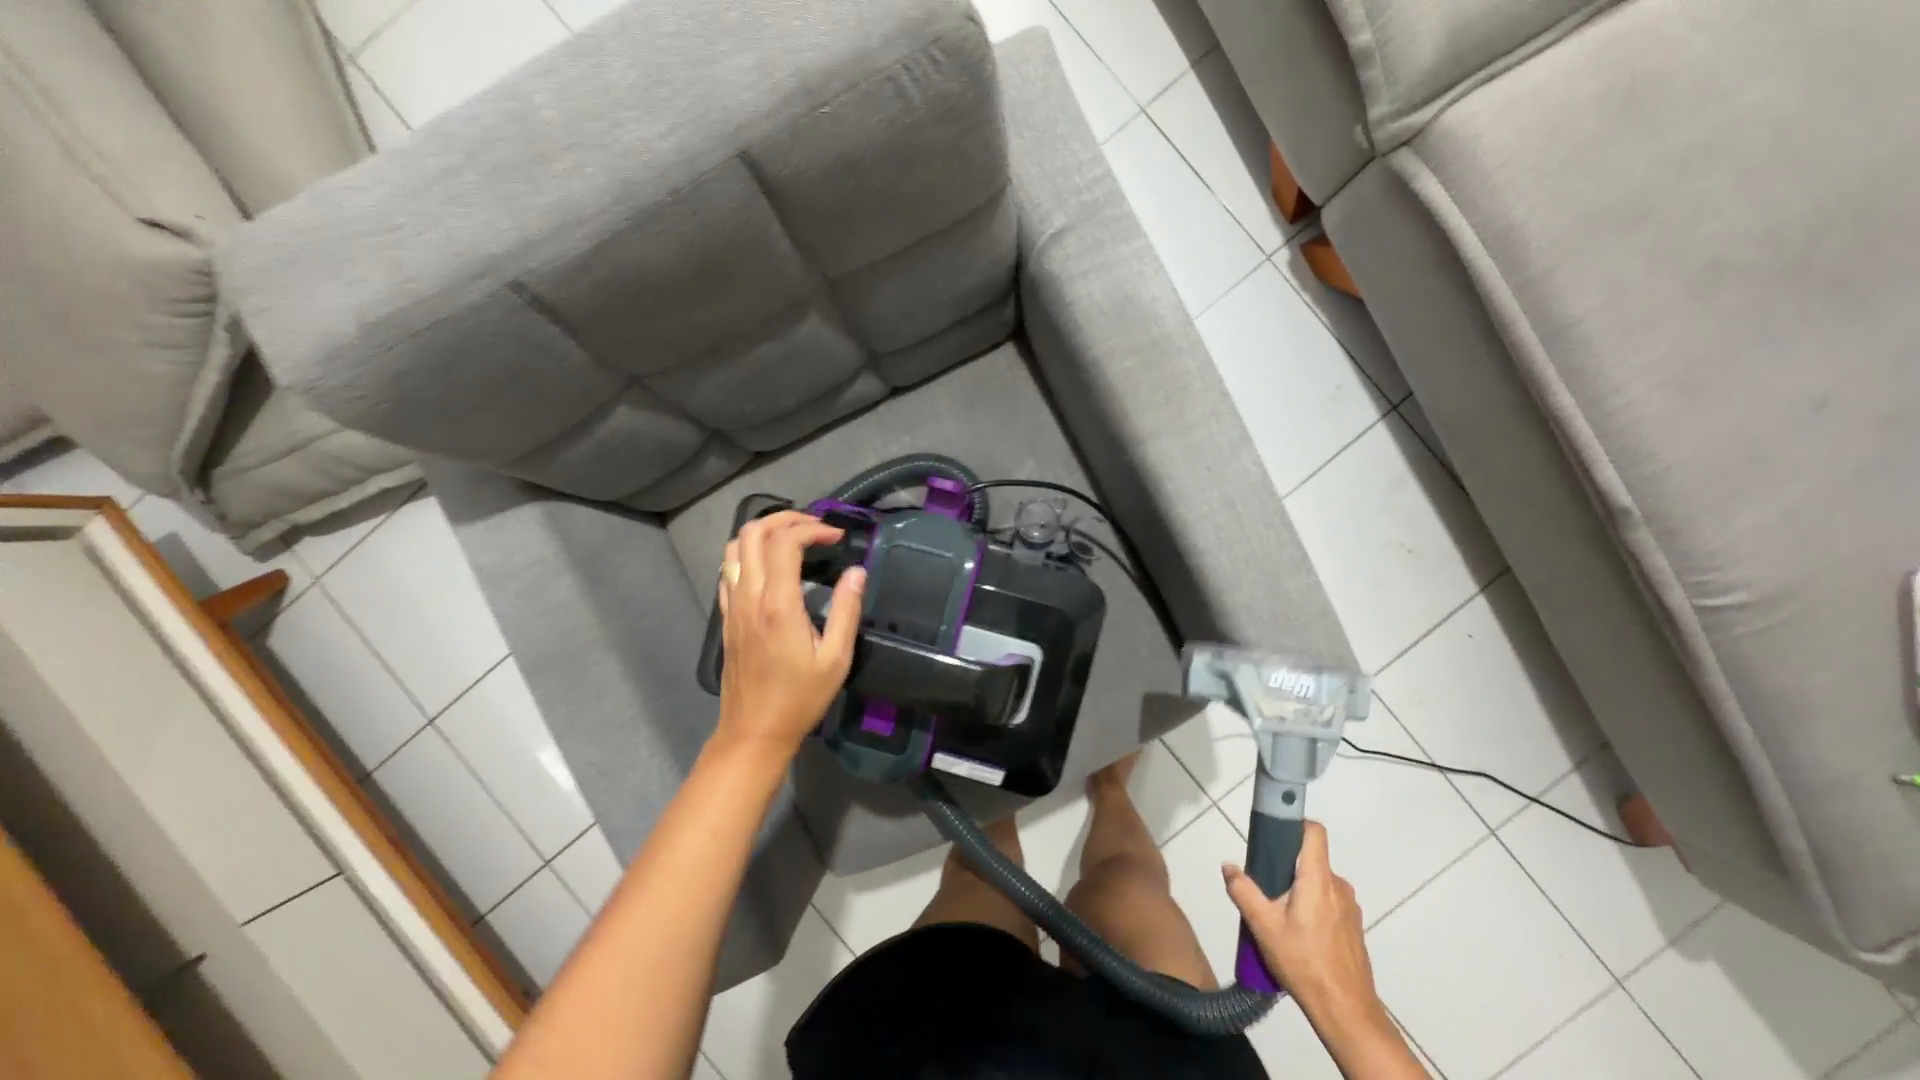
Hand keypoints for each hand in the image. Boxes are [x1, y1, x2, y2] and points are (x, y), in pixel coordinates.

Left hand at [715, 511, 865, 759]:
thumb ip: (847, 610)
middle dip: (785, 519)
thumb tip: (857, 572)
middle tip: (815, 528)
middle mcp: (750, 596)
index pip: (785, 542)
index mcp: (778, 604)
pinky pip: (728, 570)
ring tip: (792, 539)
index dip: (812, 529)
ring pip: (734, 547)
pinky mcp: (726, 616)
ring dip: (763, 532)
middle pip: (753, 532)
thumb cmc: (800, 698)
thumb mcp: (836, 658)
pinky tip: (769, 566)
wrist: (755, 730)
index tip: (837, 538)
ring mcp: (733, 605)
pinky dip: (747, 554)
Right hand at [1223, 822, 1382, 1027]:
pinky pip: (1329, 904)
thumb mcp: (1263, 926)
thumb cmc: (1303, 961)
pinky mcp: (1352, 926)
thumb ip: (1243, 891)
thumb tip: (1229, 866)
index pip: (1315, 832)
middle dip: (1287, 869)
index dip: (1296, 825)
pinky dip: (1312, 910)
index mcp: (1318, 878)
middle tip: (1266, 891)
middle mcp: (1338, 886)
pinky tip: (1299, 938)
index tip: (1275, 835)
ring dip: (1299, 892)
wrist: (1345, 1007)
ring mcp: (1349, 907)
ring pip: (1319, 885)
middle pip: (1311, 861)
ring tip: (1280, 920)